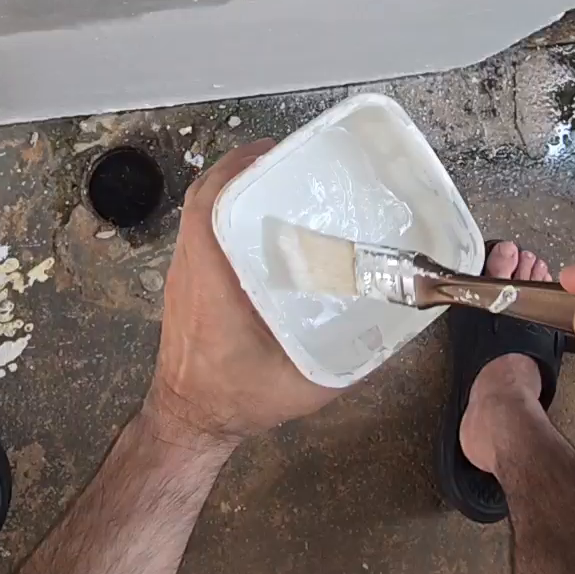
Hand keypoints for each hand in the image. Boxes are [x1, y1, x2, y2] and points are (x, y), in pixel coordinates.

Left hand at [145, 139, 341, 447]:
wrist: (188, 422)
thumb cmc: (239, 401)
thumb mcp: (304, 382)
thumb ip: (351, 356)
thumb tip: (392, 321)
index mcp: (214, 282)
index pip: (210, 206)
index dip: (235, 169)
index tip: (271, 151)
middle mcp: (191, 267)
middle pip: (202, 195)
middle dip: (237, 166)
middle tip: (280, 158)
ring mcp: (182, 273)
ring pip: (197, 210)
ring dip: (228, 186)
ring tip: (271, 179)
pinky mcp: (183, 282)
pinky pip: (197, 229)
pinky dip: (221, 210)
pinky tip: (256, 219)